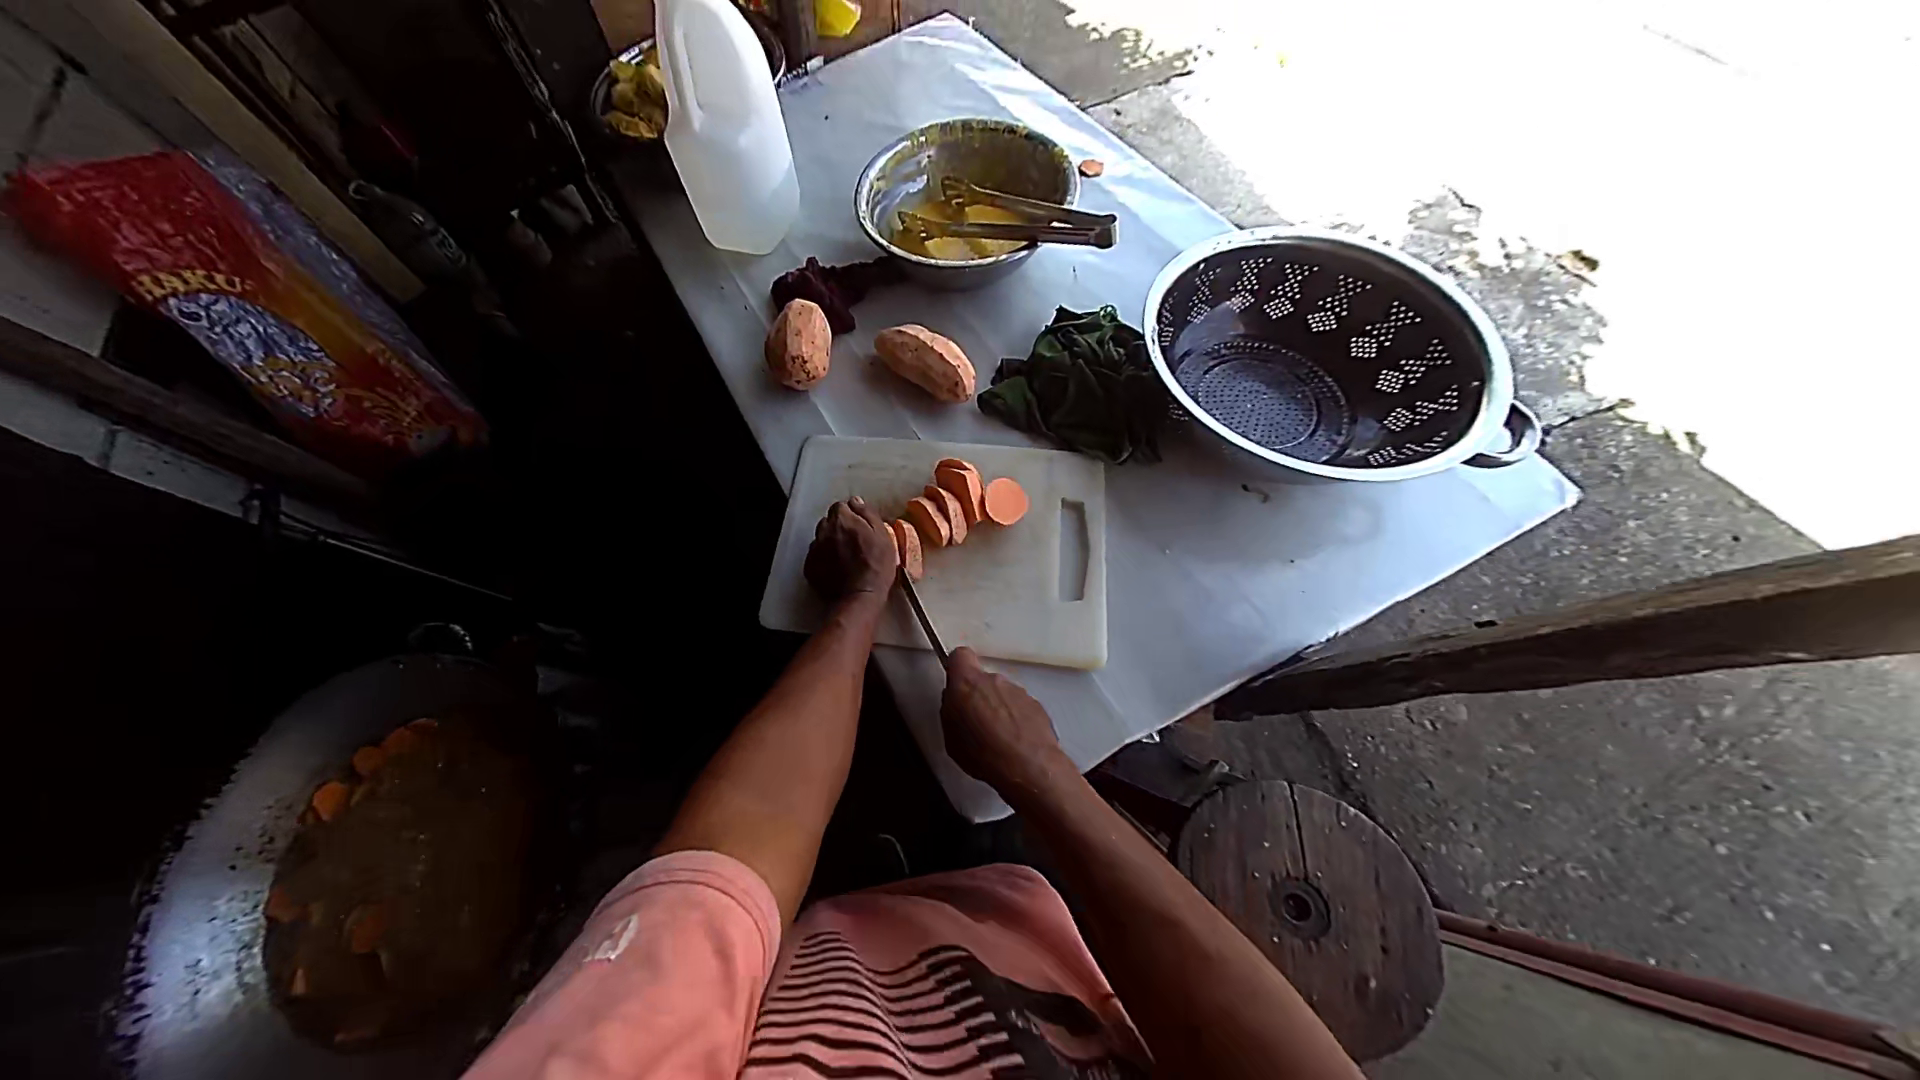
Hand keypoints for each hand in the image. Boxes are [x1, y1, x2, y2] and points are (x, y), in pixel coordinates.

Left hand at [804, 497, 896, 600]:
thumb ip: (867, 513)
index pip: (840, 506)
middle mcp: (824, 531)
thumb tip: (856, 502)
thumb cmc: (876, 565)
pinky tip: (837, 566)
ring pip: (820, 537)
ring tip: (845, 555)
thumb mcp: (882, 534)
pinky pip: (815, 555)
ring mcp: (815, 549)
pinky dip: (824, 557)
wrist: (861, 595)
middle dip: (839, 526)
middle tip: (853, 540)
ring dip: (830, 541)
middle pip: (828, 521)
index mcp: (842, 520)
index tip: (859, 525)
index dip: (851, 515)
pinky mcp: (810, 567)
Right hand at [941, 647, 1072, 797]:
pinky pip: (1019, 706)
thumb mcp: (950, 737)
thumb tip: (953, 705)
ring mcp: (1017, 691)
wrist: (1027, 765)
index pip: (959, 656)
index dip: (957, 667)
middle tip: (973, 721)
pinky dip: (1015, 719)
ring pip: (1002, 693)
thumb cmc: (985, 753)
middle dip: (977, 696)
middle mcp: (994, 680)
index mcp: (967, 682)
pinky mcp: (1035, 704)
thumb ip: (950, 711)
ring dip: (997, 709)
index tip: (955, 680)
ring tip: (994, 738)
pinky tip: (1011, 742)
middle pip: (982, 679)